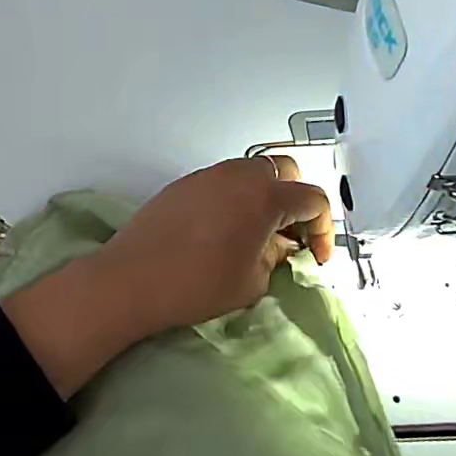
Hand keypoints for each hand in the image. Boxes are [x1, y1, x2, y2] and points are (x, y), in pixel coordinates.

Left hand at [2, 156, 333, 395]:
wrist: (132, 279)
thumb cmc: (197, 285)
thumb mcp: (252, 281)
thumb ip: (277, 257)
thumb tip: (282, 246)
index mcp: (265, 197)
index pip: (313, 199)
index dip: (324, 229)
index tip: (316, 256)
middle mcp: (241, 175)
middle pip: (287, 170)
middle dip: (298, 200)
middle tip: (292, 235)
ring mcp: (211, 174)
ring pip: (254, 170)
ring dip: (268, 195)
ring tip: (260, 232)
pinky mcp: (188, 182)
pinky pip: (226, 179)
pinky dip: (239, 195)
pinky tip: (228, 227)